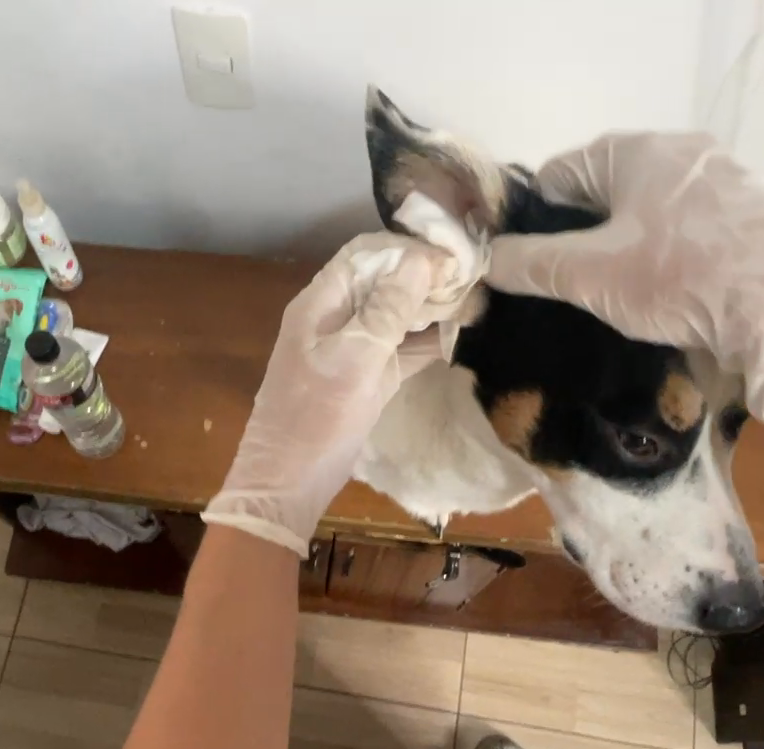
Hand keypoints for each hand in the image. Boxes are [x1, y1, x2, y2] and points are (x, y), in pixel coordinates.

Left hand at [203, 235, 448, 554]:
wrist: (287, 485)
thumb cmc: (316, 421)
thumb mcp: (354, 360)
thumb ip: (387, 309)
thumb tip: (421, 260)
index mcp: (320, 305)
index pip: (366, 255)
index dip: (408, 249)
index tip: (455, 255)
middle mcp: (334, 320)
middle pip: (382, 281)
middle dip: (425, 276)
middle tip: (475, 279)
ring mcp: (350, 351)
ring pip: (393, 316)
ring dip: (430, 309)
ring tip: (476, 303)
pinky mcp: (364, 380)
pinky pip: (397, 350)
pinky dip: (425, 342)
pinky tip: (460, 337)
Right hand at [486, 132, 763, 422]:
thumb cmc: (677, 280)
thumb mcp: (587, 275)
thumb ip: (529, 263)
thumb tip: (483, 259)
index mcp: (637, 151)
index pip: (558, 173)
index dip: (532, 218)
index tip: (523, 263)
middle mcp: (682, 152)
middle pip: (602, 193)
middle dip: (576, 236)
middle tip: (564, 286)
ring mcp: (721, 182)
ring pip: (643, 213)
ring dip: (618, 248)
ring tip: (609, 296)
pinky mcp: (747, 217)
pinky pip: (680, 230)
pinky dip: (659, 256)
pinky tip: (660, 293)